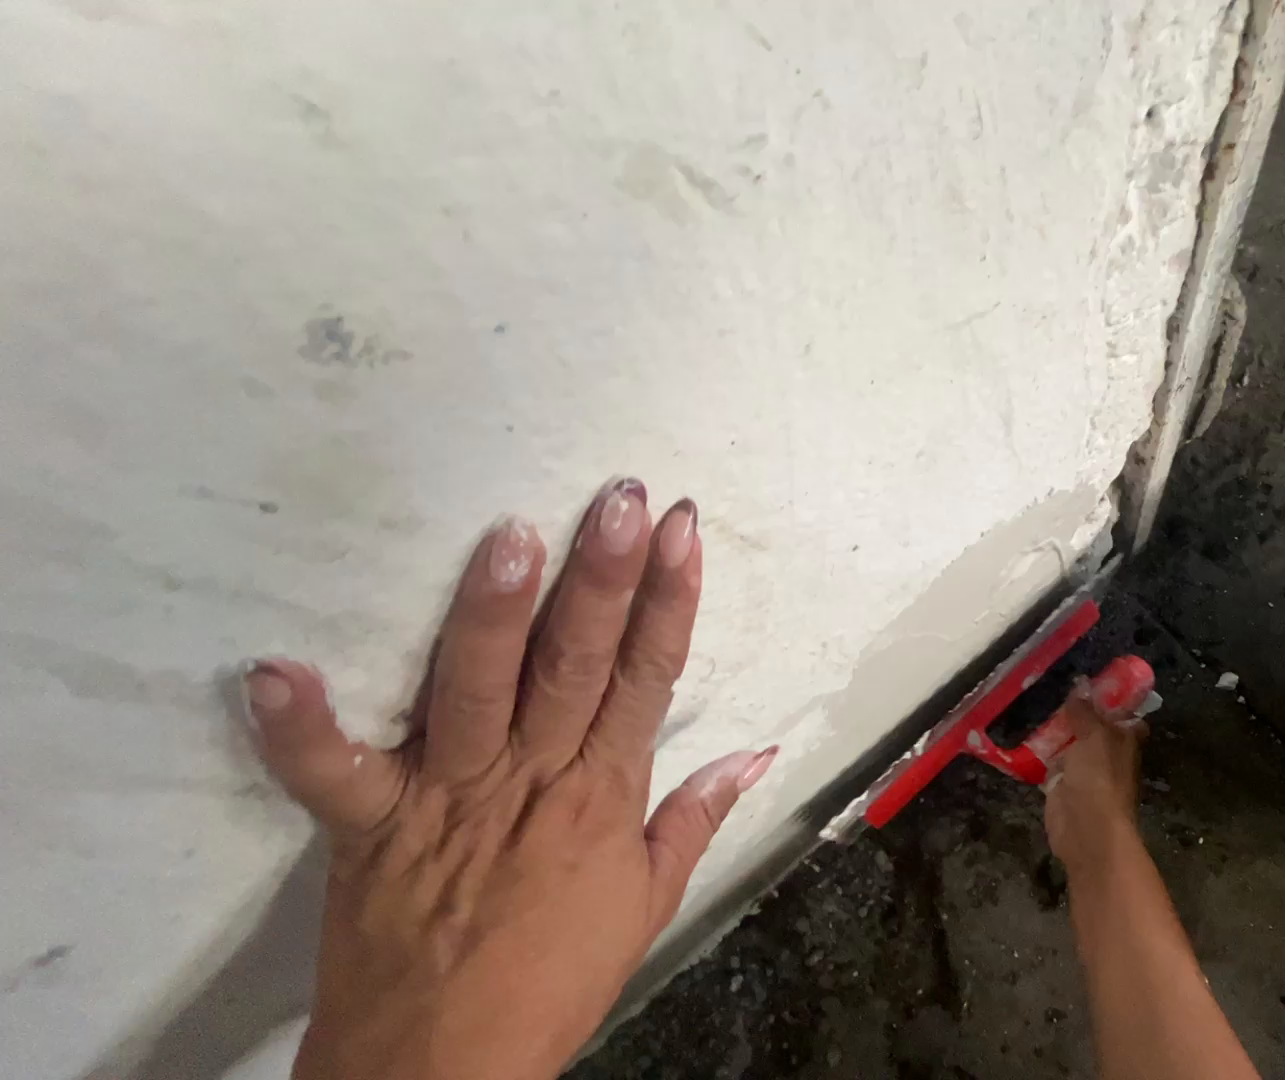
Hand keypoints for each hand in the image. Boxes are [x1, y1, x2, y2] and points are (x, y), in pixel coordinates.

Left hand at [242, 480, 774, 1079]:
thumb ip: (702, 814)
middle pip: (575, 665)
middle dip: (602, 579)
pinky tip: (277, 668)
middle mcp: (533, 780)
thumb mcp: (653, 898)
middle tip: (617, 501)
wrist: (442, 1072)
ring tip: (512, 536)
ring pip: (475, 694)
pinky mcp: (368, 832)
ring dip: (492, 617)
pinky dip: (301, 730)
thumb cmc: (556, 975)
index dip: (670, 600)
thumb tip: (759, 751)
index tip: (682, 531)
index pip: (648, 676)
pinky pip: (331, 778)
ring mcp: (449, 800)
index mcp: (605, 794)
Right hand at [1042, 663, 1154, 872]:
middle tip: (1054, 685)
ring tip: (1034, 701)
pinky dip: (1039, 751)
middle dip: (1077, 710)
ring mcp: (1083, 770)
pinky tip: (1024, 732)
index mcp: (1125, 741)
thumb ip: (1086, 712)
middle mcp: (1106, 754)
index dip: (1114, 700)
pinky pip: (1049, 761)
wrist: (1085, 829)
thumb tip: (1080, 687)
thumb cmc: (1100, 778)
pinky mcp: (1060, 785)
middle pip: (1093, 726)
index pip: (1126, 716)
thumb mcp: (1094, 736)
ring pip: (1069, 743)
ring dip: (1055, 729)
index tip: (1095, 681)